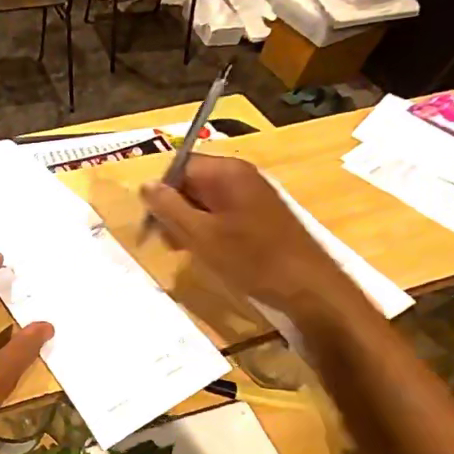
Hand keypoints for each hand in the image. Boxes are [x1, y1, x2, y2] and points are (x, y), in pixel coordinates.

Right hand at [142, 155, 367, 323]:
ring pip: (208, 202)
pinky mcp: (263, 216)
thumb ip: (169, 208)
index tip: (155, 225)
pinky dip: (212, 231)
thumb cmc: (252, 259)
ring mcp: (255, 195)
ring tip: (191, 253)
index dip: (162, 194)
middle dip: (176, 211)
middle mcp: (242, 175)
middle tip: (172, 244)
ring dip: (192, 224)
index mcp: (226, 172)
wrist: (308, 287)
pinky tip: (213, 255)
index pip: (180, 167)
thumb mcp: (201, 235)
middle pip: (193, 183)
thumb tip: (145, 185)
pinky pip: (226, 214)